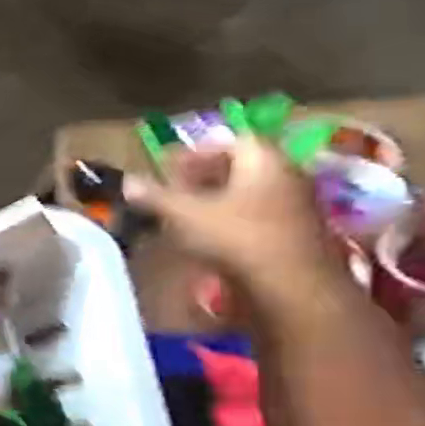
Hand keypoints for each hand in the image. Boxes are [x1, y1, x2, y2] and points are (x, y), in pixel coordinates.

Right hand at [126, 136, 340, 290]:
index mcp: (264, 160)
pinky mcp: (296, 232)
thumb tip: (128, 181)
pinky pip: (259, 215)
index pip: (232, 141)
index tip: (171, 169)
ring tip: (188, 217)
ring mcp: (296, 204)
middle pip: (242, 166)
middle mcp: (287, 173)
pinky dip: (233, 219)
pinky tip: (212, 238)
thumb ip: (156, 197)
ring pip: (250, 192)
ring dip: (219, 200)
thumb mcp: (185, 215)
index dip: (198, 153)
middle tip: (176, 192)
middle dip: (206, 177)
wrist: (289, 284)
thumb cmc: (236, 238)